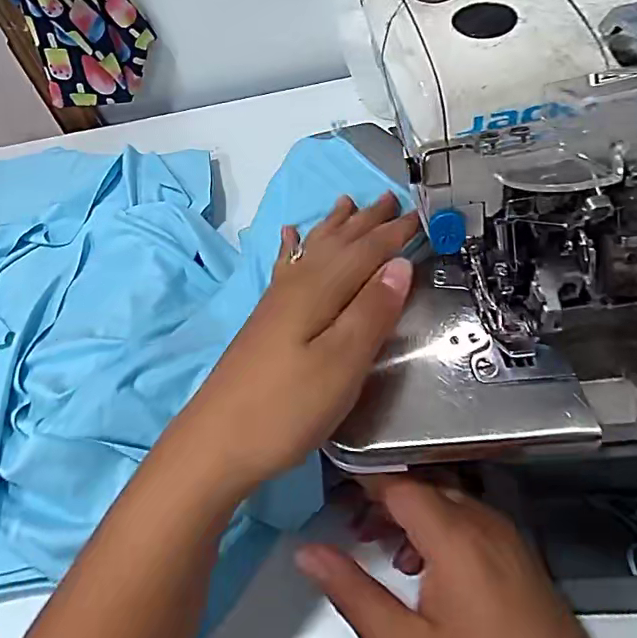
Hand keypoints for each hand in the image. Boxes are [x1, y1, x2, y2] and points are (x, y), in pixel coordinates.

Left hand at [163, 193, 417, 498]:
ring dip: (334, 227)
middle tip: (390, 197)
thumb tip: (399, 264)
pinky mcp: (266, 320)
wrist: (216, 439)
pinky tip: (289, 239)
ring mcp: (277, 302)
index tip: (420, 212)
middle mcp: (296, 287)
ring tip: (347, 203)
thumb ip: (370, 312)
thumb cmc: (286, 408)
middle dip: (366, 221)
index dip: (393, 233)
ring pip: (312, 251)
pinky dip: (295, 248)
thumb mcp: (341, 364)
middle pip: (337, 244)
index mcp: (318, 292)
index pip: (364, 252)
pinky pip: (288, 268)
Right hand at [295, 475, 620, 637]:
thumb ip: (353, 594)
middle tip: (353, 523)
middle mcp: (485, 524)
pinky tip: (427, 568)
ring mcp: (507, 538)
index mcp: (456, 535)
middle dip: (382, 500)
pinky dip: (439, 529)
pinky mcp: (520, 556)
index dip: (361, 480)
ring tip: (384, 547)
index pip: (396, 482)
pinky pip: (470, 520)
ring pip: (446, 501)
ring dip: (410, 515)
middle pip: (421, 487)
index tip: (335, 486)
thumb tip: (310, 555)